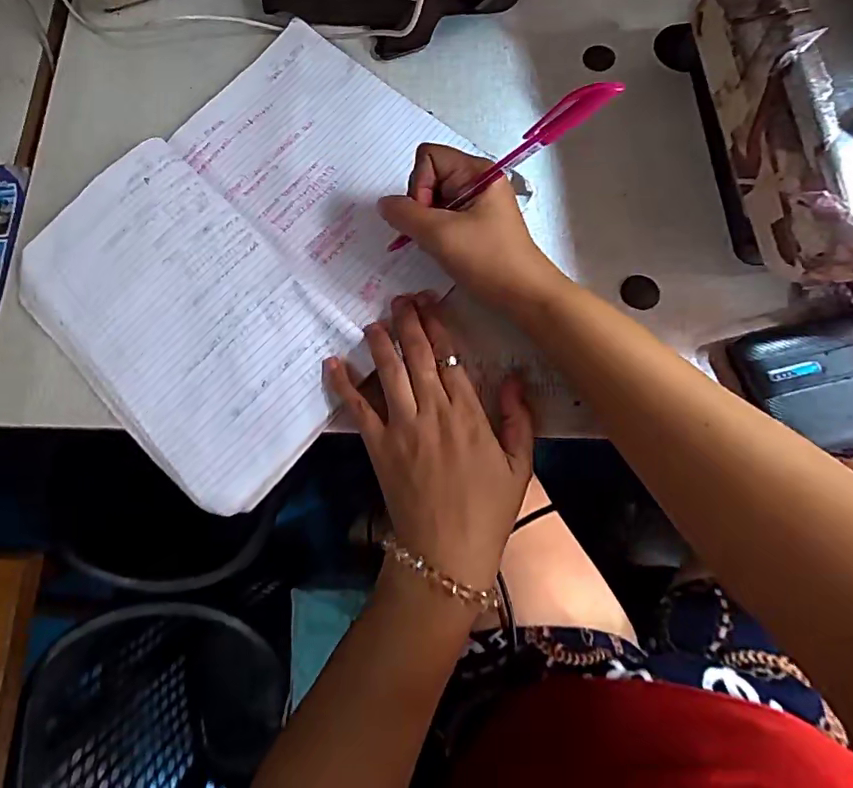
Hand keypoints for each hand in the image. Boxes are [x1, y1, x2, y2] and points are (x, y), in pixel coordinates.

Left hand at [327, 293, 534, 592]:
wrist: (446, 553)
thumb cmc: (488, 510)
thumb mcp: (519, 466)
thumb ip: (518, 419)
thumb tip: (512, 377)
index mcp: (469, 413)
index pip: (450, 357)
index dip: (438, 326)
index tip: (430, 303)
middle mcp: (433, 411)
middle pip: (417, 355)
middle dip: (408, 322)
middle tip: (401, 299)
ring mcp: (402, 426)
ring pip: (389, 371)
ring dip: (380, 342)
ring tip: (375, 321)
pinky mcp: (377, 445)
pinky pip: (357, 407)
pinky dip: (343, 383)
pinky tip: (332, 362)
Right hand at [378, 144, 569, 311]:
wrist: (525, 296)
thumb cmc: (489, 261)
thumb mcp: (440, 234)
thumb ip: (404, 214)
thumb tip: (385, 204)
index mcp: (477, 172)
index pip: (428, 157)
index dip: (419, 184)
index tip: (430, 215)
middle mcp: (477, 181)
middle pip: (428, 177)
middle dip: (420, 205)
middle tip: (434, 232)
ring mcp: (476, 203)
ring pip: (432, 200)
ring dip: (426, 222)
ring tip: (440, 245)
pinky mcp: (474, 224)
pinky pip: (442, 217)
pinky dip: (434, 232)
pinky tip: (443, 250)